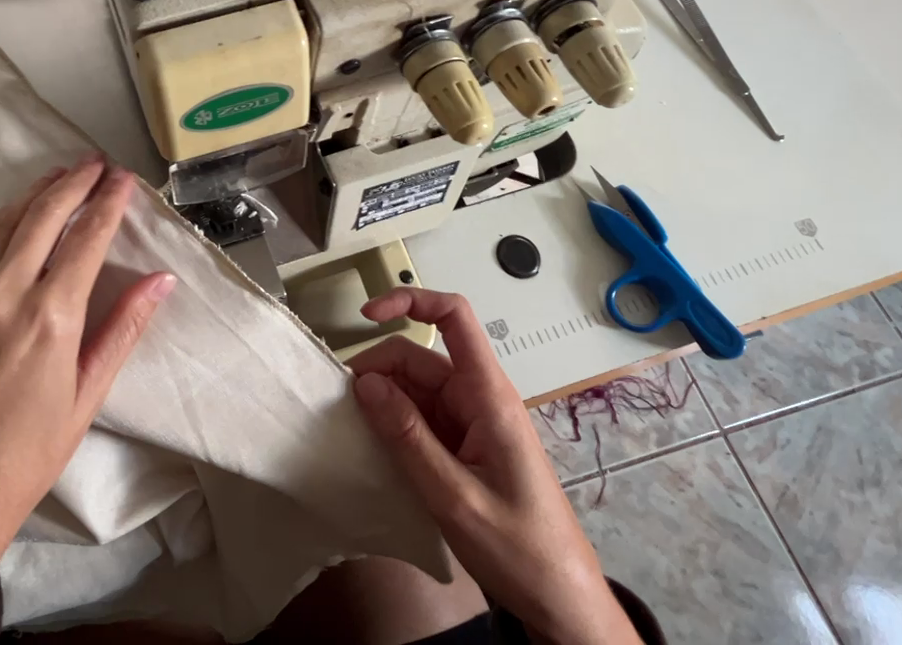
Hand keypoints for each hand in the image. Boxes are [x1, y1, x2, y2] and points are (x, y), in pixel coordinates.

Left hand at [0, 154, 175, 644]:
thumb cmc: (25, 459)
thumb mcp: (86, 398)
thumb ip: (122, 329)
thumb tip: (161, 280)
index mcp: (50, 318)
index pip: (86, 239)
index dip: (107, 203)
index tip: (122, 178)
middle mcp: (3, 295)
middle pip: (42, 217)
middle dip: (72, 183)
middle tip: (94, 162)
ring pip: (2, 225)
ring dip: (34, 195)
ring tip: (59, 176)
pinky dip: (1, 226)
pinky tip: (15, 221)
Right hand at [348, 289, 641, 644]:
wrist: (561, 601)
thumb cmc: (519, 549)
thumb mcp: (454, 496)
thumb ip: (407, 437)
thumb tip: (366, 383)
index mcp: (488, 395)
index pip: (454, 317)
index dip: (410, 301)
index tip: (365, 316)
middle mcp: (478, 398)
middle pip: (419, 358)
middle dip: (377, 370)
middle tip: (341, 406)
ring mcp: (471, 422)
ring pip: (415, 388)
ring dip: (381, 400)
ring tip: (351, 430)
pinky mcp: (464, 446)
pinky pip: (420, 418)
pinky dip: (392, 424)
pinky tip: (372, 447)